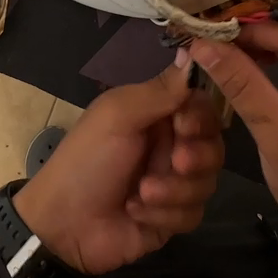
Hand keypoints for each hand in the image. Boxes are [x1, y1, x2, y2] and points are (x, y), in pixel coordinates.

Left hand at [13, 52, 223, 274]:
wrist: (65, 224)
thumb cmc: (88, 158)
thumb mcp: (118, 116)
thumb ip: (159, 91)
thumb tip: (193, 53)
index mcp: (155, 113)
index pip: (200, 105)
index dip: (201, 116)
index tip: (185, 125)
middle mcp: (169, 143)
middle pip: (212, 145)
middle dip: (197, 157)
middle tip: (176, 162)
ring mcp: (173, 182)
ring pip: (206, 182)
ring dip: (174, 190)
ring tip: (141, 193)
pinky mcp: (173, 217)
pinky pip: (193, 213)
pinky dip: (164, 214)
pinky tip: (134, 212)